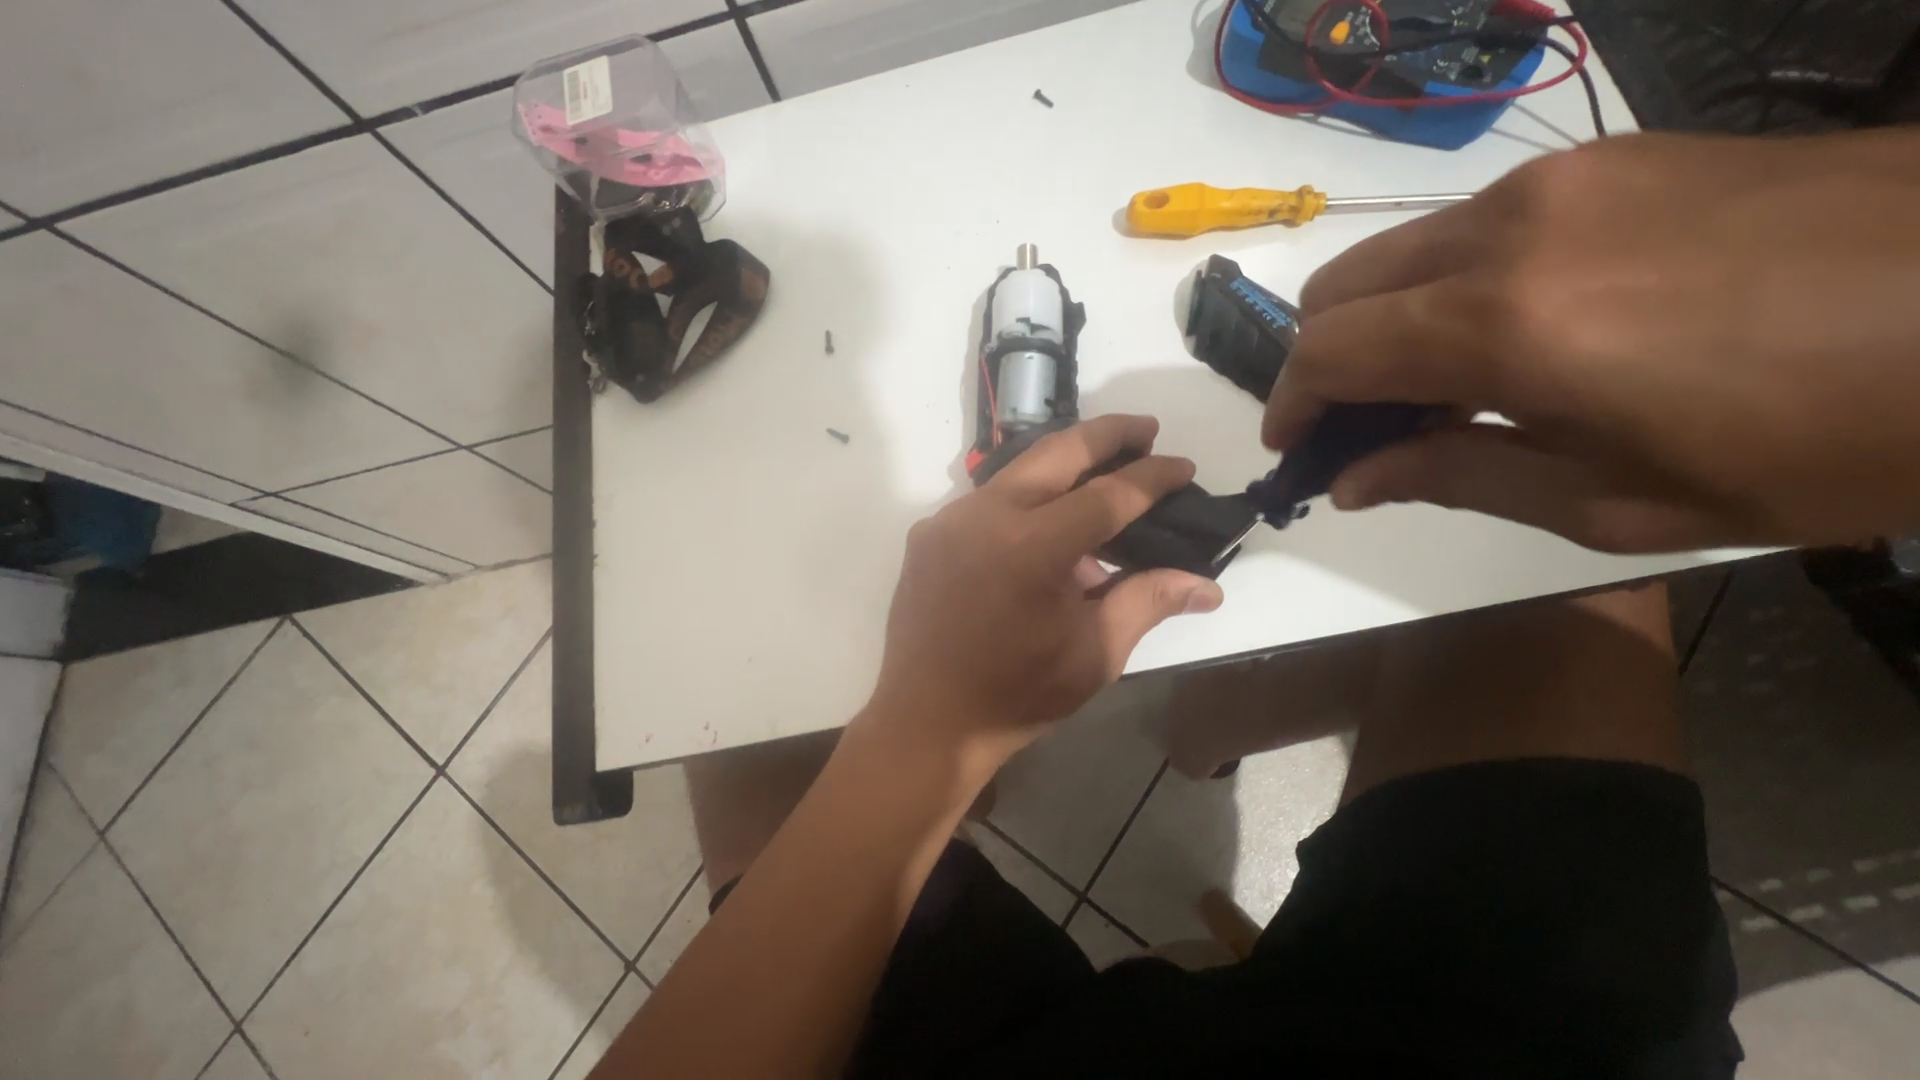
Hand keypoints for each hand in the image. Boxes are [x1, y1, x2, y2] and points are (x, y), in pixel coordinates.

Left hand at [864, 414, 1224, 770]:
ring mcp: (949, 520)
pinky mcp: (928, 535)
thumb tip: (1208, 586)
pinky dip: (1024, 500)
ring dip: (1063, 465)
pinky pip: (985, 502)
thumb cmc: (1018, 693)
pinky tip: (1044, 523)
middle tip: (1146, 430)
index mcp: (1032, 546)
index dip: (1152, 478)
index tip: (1183, 466)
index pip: (1108, 494)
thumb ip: (1148, 601)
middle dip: (1108, 434)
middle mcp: (986, 515)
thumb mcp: (1095, 652)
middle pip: (1057, 453)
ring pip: (1017, 472)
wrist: (928, 720)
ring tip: (1102, 471)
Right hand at [1263, 129, 1919, 551]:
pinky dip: (1447, 283)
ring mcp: (1562, 180)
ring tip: (1436, 387)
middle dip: (1322, 361)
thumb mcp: (1618, 501)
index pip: (1328, 352)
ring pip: (1399, 250)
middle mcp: (1508, 231)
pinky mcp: (1612, 158)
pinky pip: (1474, 225)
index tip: (1294, 447)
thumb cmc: (1824, 439)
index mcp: (1504, 324)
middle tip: (1357, 424)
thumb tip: (1352, 480)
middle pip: (1341, 288)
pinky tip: (1509, 332)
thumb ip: (1455, 476)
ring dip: (1383, 320)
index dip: (1291, 405)